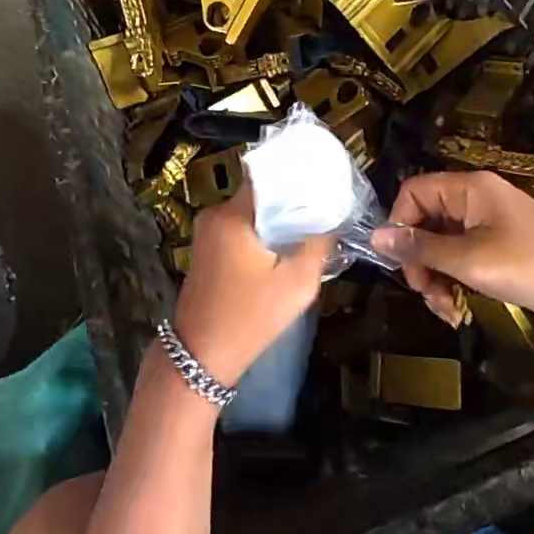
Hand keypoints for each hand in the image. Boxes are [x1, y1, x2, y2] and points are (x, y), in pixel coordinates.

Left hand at [172, 186, 333, 385]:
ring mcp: (206, 233)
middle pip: (259, 195)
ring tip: (309, 231)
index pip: (268, 178)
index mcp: (231, 215)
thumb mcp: (297, 284)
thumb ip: (318, 245)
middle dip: (291, 202)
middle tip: (324, 210)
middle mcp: (214, 215)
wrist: (201, 355)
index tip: (325, 184)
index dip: (298, 179)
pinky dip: (261, 235)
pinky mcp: (206, 251)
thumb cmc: (250, 317)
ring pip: (250, 214)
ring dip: (276, 222)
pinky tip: (283, 249)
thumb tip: (332, 220)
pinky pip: (239, 230)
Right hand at [369, 170, 533, 326]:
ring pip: (439, 246)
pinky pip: (459, 259)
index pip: (413, 193)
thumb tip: (374, 237)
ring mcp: (486, 225)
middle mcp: (473, 201)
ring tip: (447, 310)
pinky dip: (453, 283)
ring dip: (435, 278)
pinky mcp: (496, 249)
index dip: (400, 224)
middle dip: (419, 262)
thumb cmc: (533, 264)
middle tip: (426, 293)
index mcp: (468, 190)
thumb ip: (420, 248)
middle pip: (424, 222)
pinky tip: (458, 309)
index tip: (402, 261)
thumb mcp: (470, 260)